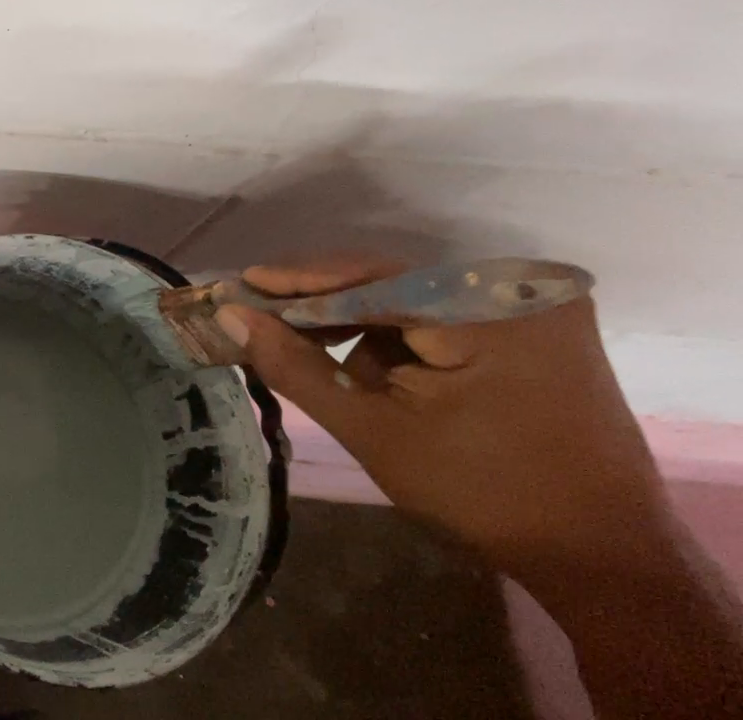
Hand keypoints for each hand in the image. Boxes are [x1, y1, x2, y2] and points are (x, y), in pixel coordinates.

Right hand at [213, 255, 671, 580]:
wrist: (601, 556)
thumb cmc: (480, 493)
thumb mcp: (371, 430)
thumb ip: (296, 366)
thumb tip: (231, 316)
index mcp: (489, 313)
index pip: (371, 277)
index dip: (298, 282)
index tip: (239, 285)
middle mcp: (519, 294)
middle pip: (392, 286)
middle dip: (326, 310)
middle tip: (260, 321)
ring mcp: (535, 313)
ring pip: (413, 303)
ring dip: (361, 329)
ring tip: (310, 356)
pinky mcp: (537, 334)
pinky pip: (443, 321)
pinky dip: (400, 342)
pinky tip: (372, 374)